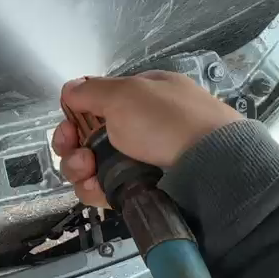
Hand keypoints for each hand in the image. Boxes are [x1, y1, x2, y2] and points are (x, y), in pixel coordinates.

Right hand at [52, 71, 240, 207]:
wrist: (209, 167)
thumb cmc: (168, 122)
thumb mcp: (127, 93)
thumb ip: (91, 91)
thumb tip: (69, 89)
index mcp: (139, 99)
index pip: (93, 106)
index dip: (74, 116)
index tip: (69, 125)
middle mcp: (136, 128)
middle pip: (83, 138)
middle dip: (70, 145)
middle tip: (76, 151)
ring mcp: (135, 160)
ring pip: (87, 165)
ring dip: (77, 167)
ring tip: (87, 168)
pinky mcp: (135, 187)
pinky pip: (99, 188)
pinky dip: (91, 188)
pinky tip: (95, 186)